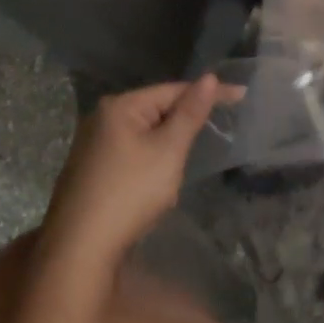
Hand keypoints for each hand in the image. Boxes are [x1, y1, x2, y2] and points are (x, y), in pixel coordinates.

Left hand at [40, 76, 223, 259]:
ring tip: (198, 143)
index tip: (242, 97)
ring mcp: (92, 145)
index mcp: (120, 107)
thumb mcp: (169, 150)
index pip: (173, 90)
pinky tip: (163, 168)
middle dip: (188, 115)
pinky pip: (132, 149)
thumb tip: (209, 77)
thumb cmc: (130, 192)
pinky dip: (153, 152)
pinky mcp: (91, 169)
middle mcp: (101, 118)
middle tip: (223, 121)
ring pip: (144, 131)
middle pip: (156, 108)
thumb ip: (190, 113)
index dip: (209, 94)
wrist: (81, 246)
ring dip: (171, 136)